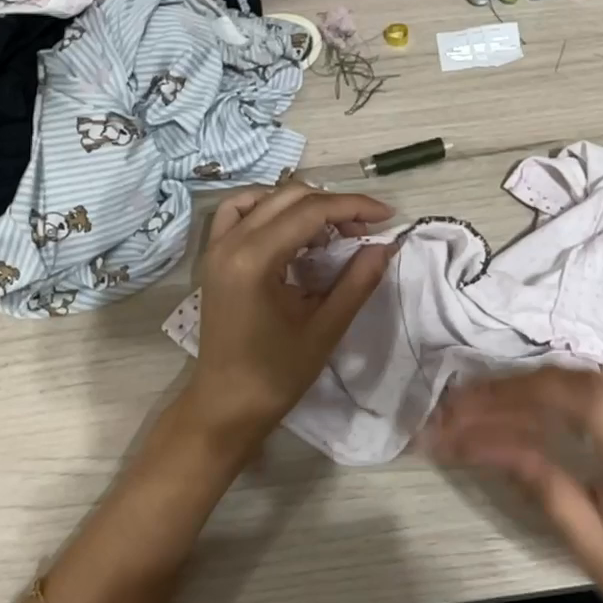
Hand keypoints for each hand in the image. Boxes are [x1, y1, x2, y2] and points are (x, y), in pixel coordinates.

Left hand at [181, 184, 394, 448]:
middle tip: (364, 231)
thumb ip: (357, 282)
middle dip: (333, 205)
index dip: (353, 207)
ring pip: (266, 198)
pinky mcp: (214, 255)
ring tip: (330, 232)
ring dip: (303, 204)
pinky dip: (268, 207)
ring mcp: (217, 246)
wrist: (225, 405)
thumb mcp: (325, 329)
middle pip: (290, 197)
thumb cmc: (276, 374)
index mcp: (255, 259)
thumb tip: (386, 245)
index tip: (387, 216)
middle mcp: (231, 242)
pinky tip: (290, 228)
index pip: (310, 211)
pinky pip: (239, 211)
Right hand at [423, 368, 602, 602]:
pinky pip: (575, 381)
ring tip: (459, 410)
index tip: (465, 416)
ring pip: (567, 374)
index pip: (586, 402)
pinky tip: (495, 405)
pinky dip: (530, 391)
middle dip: (501, 393)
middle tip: (445, 415)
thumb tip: (487, 443)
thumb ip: (550, 495)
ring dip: (509, 389)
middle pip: (570, 381)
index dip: (520, 397)